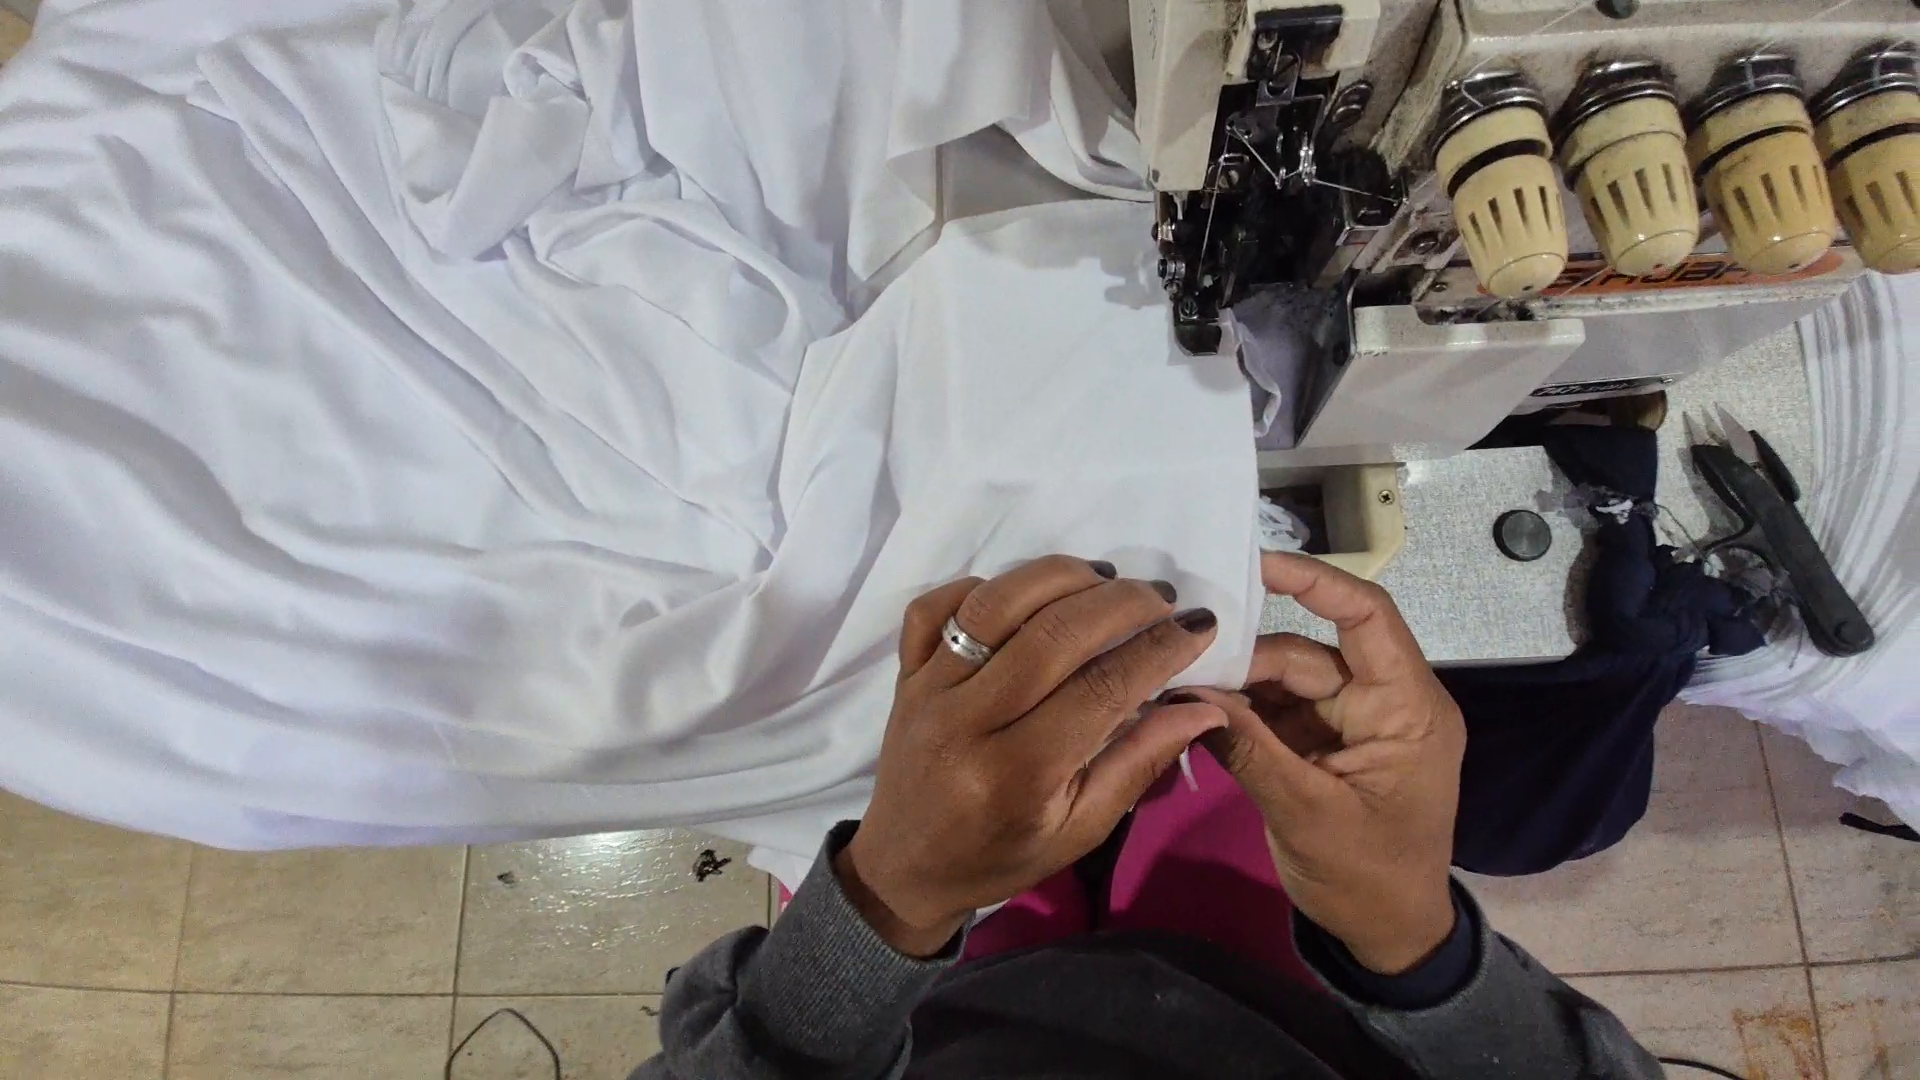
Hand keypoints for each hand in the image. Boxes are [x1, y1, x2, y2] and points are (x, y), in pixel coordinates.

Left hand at [837, 556, 1226, 955]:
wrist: (906, 864)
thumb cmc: (999, 855)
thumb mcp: (1079, 830)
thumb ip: (1138, 763)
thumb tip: (1204, 706)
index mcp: (1015, 774)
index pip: (1100, 690)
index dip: (1158, 650)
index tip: (1198, 625)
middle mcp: (966, 721)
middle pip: (1051, 635)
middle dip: (1120, 604)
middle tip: (1161, 598)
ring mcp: (926, 688)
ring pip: (994, 605)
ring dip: (1057, 577)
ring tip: (1104, 579)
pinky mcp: (904, 671)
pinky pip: (932, 607)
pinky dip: (977, 584)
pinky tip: (1022, 592)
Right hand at [1179, 553, 1464, 974]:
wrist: (1383, 936)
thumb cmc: (1368, 877)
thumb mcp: (1308, 813)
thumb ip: (1248, 748)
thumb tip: (1186, 693)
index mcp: (1406, 708)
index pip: (1367, 618)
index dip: (1314, 582)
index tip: (1252, 565)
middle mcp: (1378, 701)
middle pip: (1304, 652)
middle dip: (1245, 660)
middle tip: (1180, 664)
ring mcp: (1344, 720)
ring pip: (1280, 679)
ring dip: (1233, 687)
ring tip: (1179, 692)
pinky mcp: (1317, 740)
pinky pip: (1270, 708)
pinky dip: (1235, 711)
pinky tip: (1194, 712)